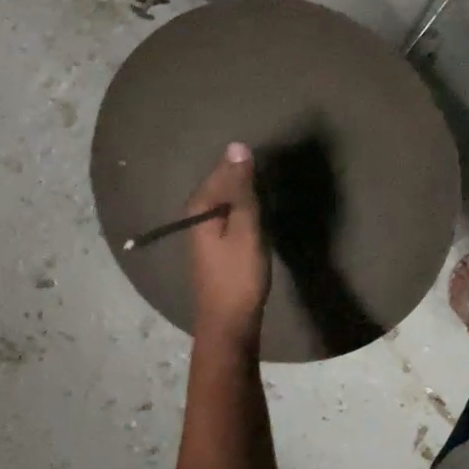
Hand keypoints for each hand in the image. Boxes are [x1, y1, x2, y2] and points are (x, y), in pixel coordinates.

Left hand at [187, 142, 268, 346]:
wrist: (228, 322)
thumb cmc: (239, 275)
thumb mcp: (247, 229)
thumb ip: (242, 190)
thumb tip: (237, 147)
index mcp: (201, 206)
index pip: (223, 170)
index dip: (246, 165)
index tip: (270, 163)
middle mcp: (196, 215)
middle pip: (222, 185)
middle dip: (244, 178)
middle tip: (272, 175)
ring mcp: (203, 233)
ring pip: (226, 202)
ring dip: (246, 196)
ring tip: (269, 192)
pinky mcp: (214, 248)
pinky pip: (229, 217)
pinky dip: (244, 213)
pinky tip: (258, 218)